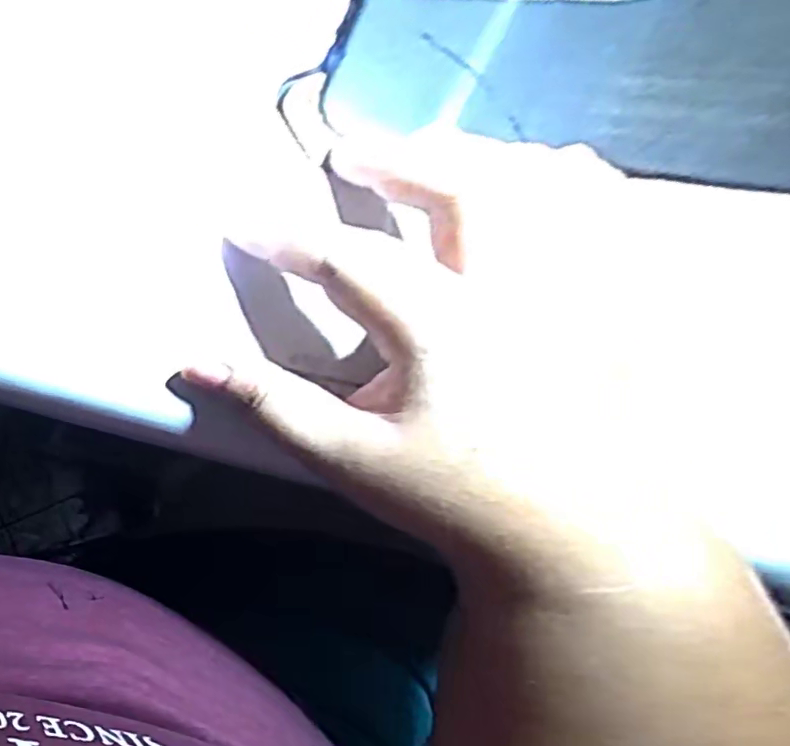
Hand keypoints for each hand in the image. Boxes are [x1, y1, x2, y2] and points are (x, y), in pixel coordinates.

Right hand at [188, 128, 714, 588]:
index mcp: (447, 329)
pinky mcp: (612, 298)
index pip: (353, 261)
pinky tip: (527, 181)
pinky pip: (600, 205)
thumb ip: (267, 402)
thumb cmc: (448, 493)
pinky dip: (555, 178)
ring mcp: (581, 286)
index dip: (288, 240)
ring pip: (544, 180)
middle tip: (347, 151)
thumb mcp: (339, 454)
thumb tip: (197, 365)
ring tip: (425, 156)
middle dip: (397, 161)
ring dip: (475, 157)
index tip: (244, 224)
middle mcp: (523, 289)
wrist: (571, 528)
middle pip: (466, 185)